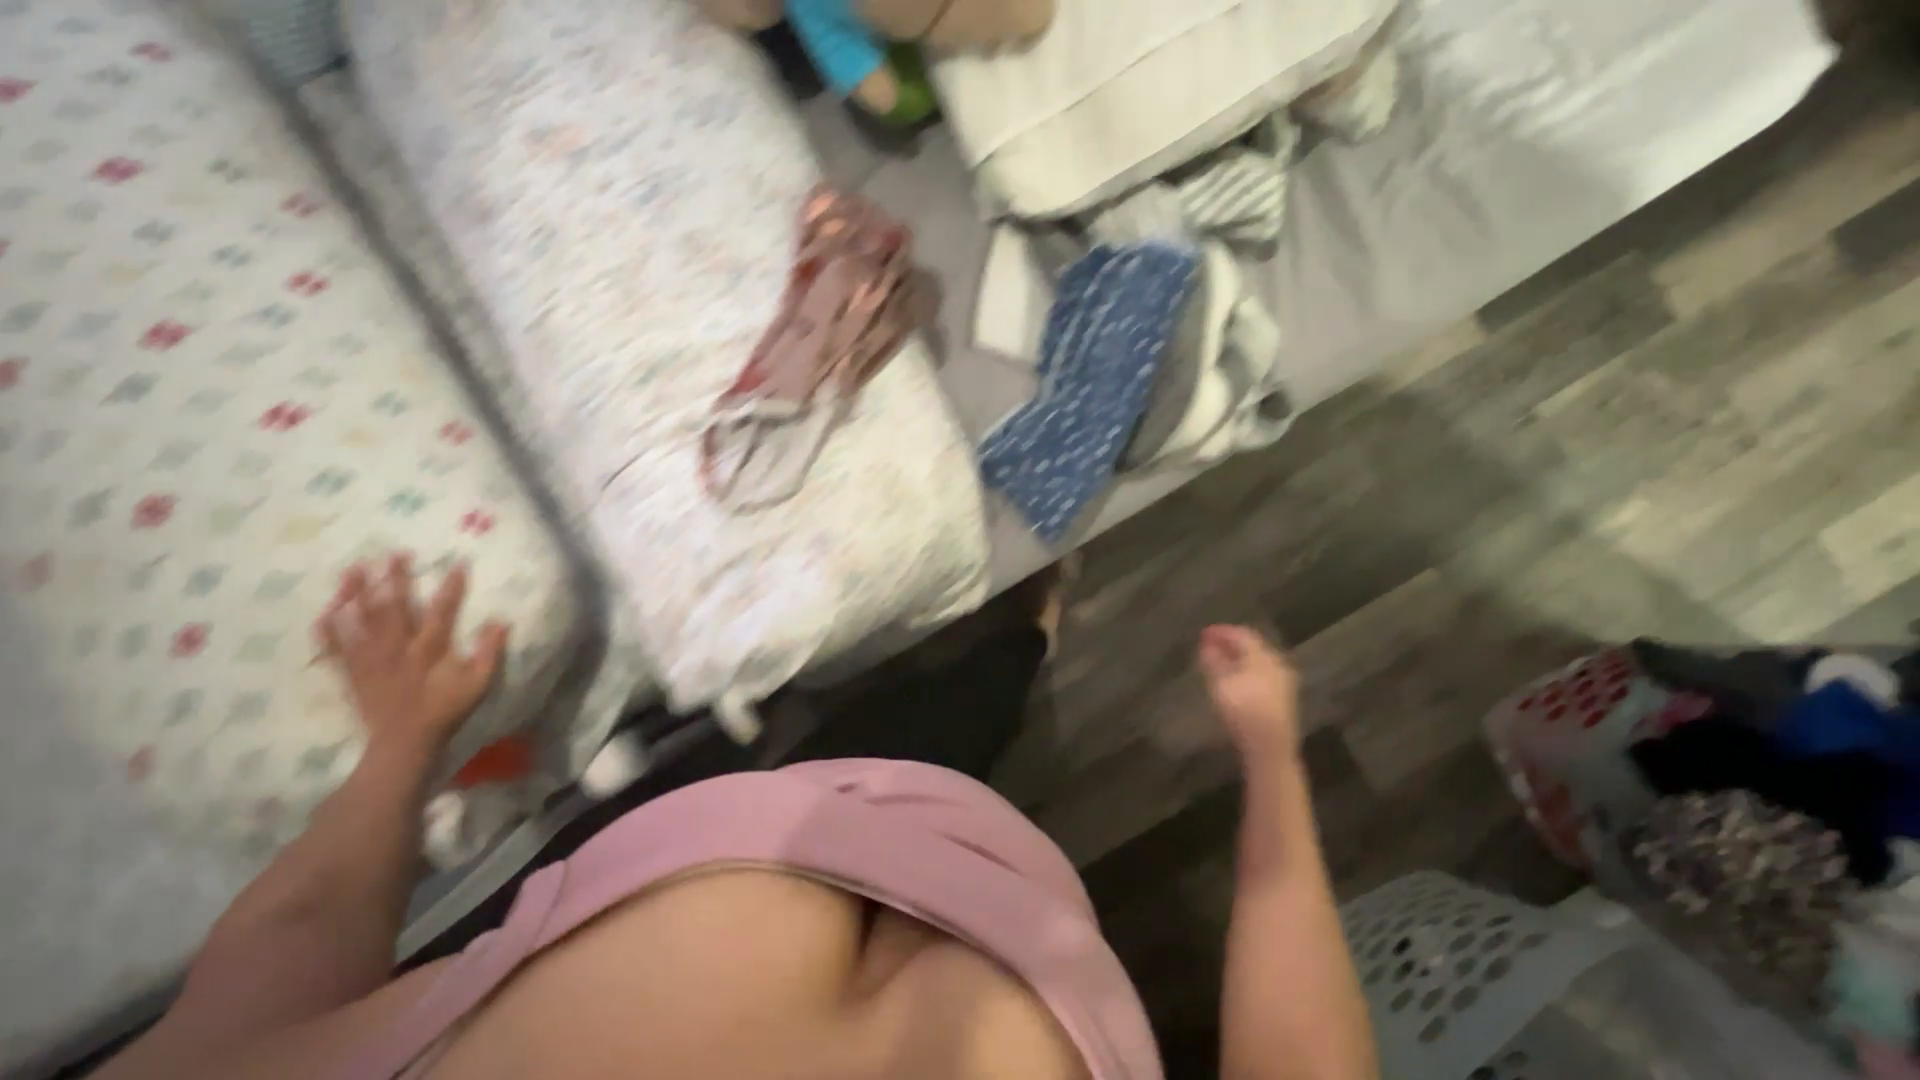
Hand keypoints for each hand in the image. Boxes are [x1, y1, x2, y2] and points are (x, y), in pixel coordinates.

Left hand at [316, 553, 508, 757]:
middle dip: (395, 579)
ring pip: (361, 620)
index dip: (451, 587)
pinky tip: (323, 612)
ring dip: (357, 594)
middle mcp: (398, 648)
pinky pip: (336, 649)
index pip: (443, 610)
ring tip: (354, 569)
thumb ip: (489, 653)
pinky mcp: (353, 673)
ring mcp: (371, 659)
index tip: (458, 564)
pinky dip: (328, 631)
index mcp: (430, 649)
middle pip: (395, 606)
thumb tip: (499, 622)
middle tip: (394, 554)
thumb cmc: (445, 712)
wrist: (405, 744)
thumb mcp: (478, 685)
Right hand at [1198, 625, 1299, 759]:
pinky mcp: (1283, 698)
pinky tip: (1235, 680)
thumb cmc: (1244, 711)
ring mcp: (1283, 681)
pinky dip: (1245, 671)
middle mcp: (1276, 664)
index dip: (1221, 632)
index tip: (1203, 634)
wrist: (1271, 746)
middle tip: (1210, 646)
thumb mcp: (1220, 684)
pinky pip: (1262, 675)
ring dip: (1238, 658)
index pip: (1242, 635)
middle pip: (1252, 647)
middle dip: (1230, 644)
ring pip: (1257, 662)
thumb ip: (1213, 662)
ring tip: (1219, 663)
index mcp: (1263, 656)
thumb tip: (1206, 646)